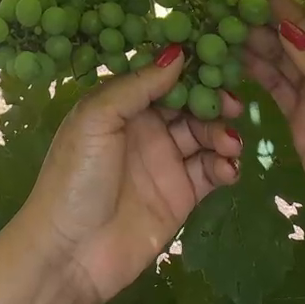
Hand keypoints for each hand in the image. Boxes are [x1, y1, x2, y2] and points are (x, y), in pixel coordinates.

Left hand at [0, 45, 242, 303]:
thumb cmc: (76, 174)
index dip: (186, 66)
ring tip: (229, 142)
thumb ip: (137, 86)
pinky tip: (228, 168)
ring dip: (221, 132)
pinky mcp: (181, 194)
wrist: (72, 250)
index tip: (215, 57)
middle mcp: (145, 125)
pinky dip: (225, 165)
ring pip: (203, 134)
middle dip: (211, 99)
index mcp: (120, 101)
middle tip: (232, 103)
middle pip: (187, 102)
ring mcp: (165, 159)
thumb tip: (177, 53)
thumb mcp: (97, 118)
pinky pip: (211, 171)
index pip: (159, 75)